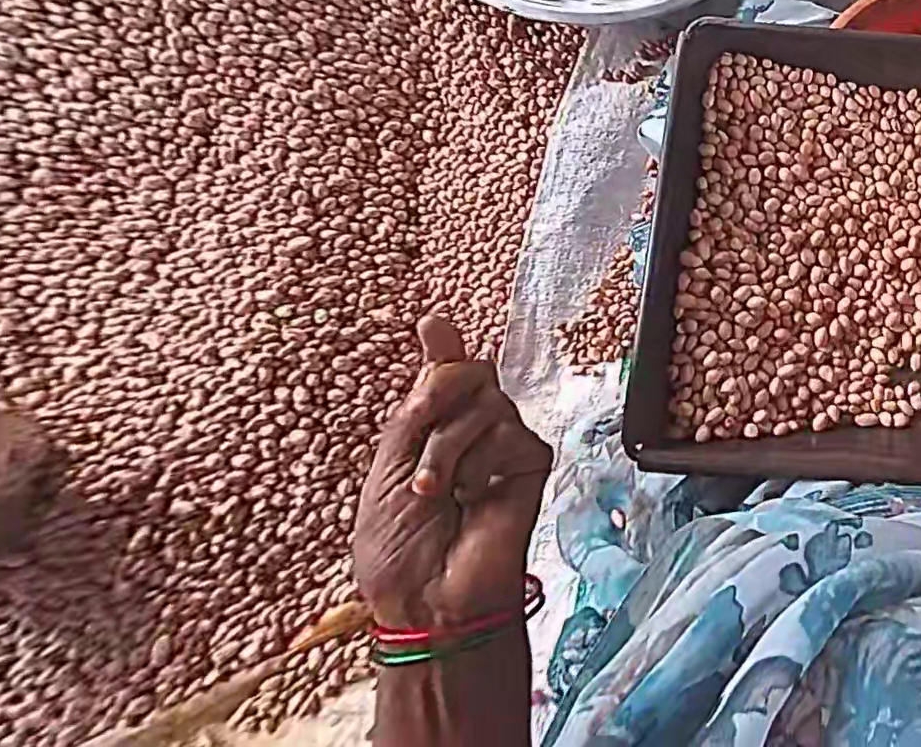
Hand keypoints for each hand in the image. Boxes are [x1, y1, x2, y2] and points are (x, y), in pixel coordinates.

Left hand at [352, 316, 552, 628]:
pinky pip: (509, 433)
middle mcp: (475, 426)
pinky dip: (482, 463)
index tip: (433, 325)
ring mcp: (506, 440)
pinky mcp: (532, 457)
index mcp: (437, 428)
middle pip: (470, 374)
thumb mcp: (389, 466)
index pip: (447, 374)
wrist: (430, 595)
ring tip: (438, 491)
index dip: (443, 348)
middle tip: (423, 428)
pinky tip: (476, 493)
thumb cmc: (399, 542)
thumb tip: (437, 329)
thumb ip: (420, 402)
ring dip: (448, 449)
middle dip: (440, 395)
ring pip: (486, 403)